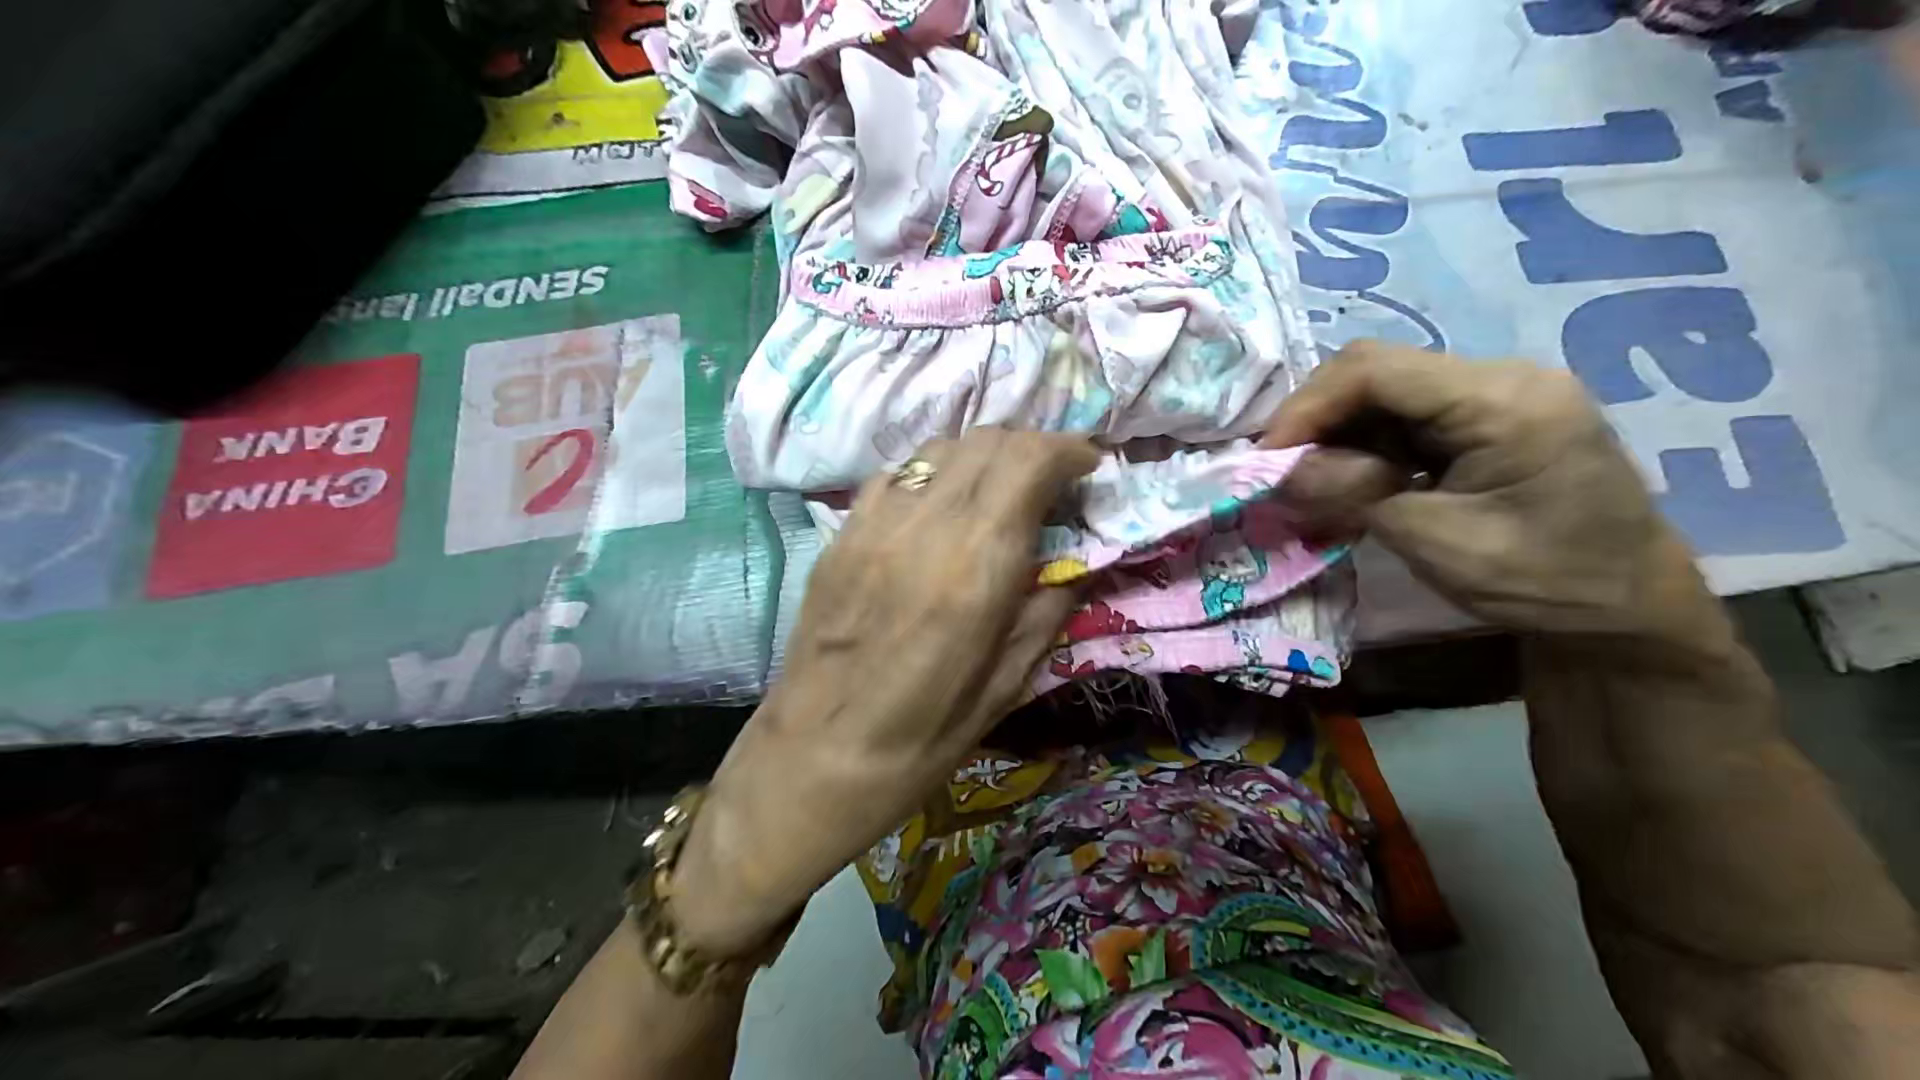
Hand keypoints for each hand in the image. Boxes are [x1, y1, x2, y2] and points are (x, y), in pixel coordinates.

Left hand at [671, 429, 1098, 953]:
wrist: (810, 760)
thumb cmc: (920, 742)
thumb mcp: (1006, 687)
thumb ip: (1046, 610)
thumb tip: (1074, 561)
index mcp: (974, 568)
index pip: (1027, 462)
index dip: (1068, 451)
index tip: (1089, 466)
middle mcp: (923, 527)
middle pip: (986, 441)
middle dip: (1032, 447)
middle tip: (1052, 479)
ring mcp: (873, 524)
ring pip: (940, 448)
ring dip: (983, 456)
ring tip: (1000, 490)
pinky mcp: (840, 535)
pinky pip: (895, 475)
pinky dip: (933, 475)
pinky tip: (940, 509)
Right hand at [1264, 340, 1715, 643]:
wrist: (1625, 607)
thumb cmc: (1540, 579)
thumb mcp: (1435, 542)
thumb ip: (1354, 495)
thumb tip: (1281, 472)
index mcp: (1503, 400)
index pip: (1375, 370)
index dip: (1307, 406)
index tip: (1268, 458)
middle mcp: (1502, 378)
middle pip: (1376, 369)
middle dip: (1317, 416)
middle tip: (1284, 470)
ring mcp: (1497, 395)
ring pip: (1384, 390)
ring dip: (1337, 431)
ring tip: (1313, 480)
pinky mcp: (1487, 418)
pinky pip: (1405, 413)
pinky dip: (1365, 442)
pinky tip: (1354, 477)